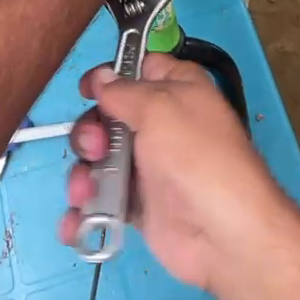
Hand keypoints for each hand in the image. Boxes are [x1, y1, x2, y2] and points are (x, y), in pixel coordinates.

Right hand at [58, 54, 297, 294]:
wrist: (222, 232)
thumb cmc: (195, 154)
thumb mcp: (160, 107)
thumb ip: (123, 90)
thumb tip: (101, 77)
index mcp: (175, 87)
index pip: (138, 68)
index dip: (109, 75)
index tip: (86, 89)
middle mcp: (161, 121)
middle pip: (107, 114)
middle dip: (90, 129)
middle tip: (95, 147)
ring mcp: (148, 164)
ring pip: (99, 157)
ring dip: (83, 172)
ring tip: (86, 191)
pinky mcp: (138, 203)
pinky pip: (102, 197)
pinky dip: (85, 208)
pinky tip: (77, 220)